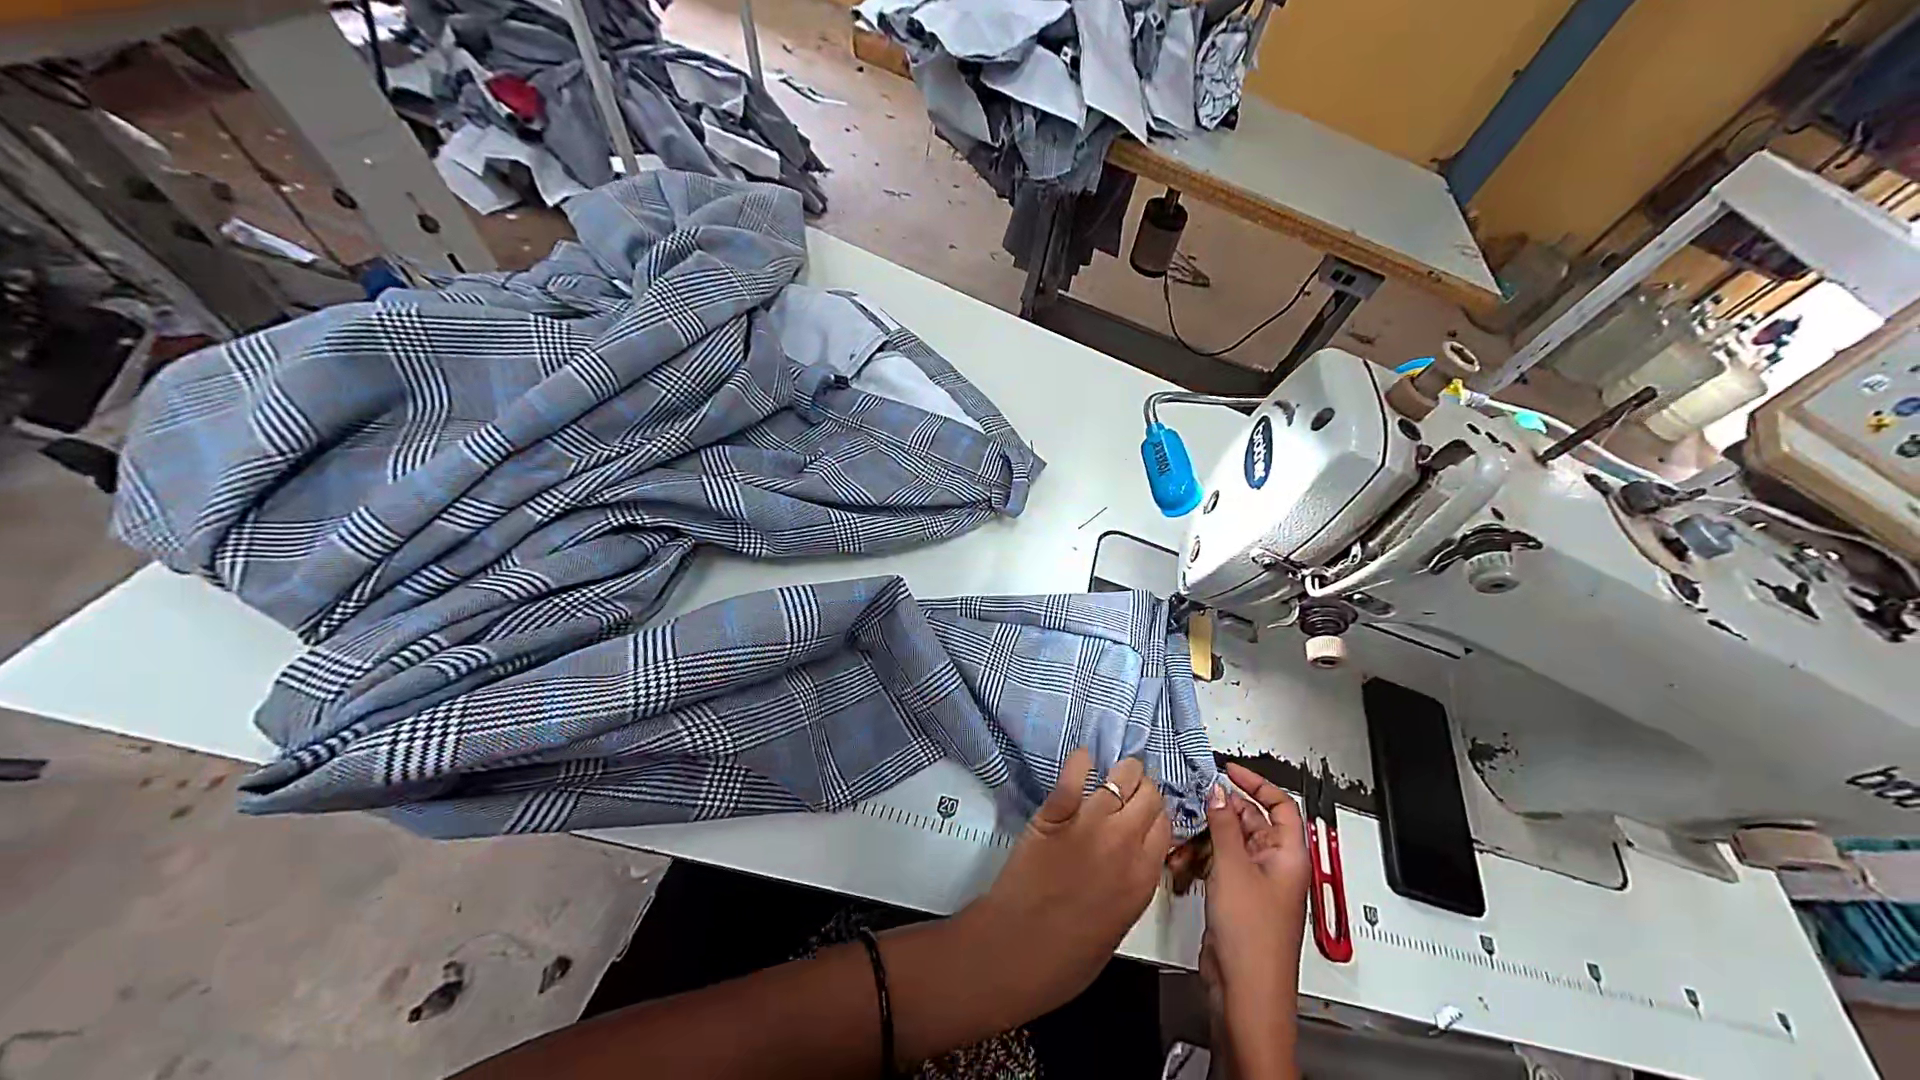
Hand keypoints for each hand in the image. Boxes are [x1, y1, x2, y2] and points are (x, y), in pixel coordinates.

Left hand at [957, 747, 1172, 1015]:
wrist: (1018, 950)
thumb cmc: (1069, 955)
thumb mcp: (1120, 922)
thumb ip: (1131, 883)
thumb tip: (1131, 858)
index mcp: (1143, 876)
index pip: (1165, 825)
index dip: (1155, 815)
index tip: (1144, 814)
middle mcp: (1124, 843)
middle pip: (1149, 795)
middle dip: (1142, 788)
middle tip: (1127, 791)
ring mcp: (1089, 823)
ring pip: (1121, 777)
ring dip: (1120, 772)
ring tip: (1110, 774)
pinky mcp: (1054, 813)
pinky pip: (1074, 775)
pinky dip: (1080, 762)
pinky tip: (1082, 758)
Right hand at [1199, 763, 1308, 1076]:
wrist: (1244, 990)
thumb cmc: (1253, 939)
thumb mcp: (1233, 866)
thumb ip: (1224, 824)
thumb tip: (1219, 792)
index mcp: (1290, 855)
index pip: (1280, 804)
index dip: (1256, 783)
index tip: (1229, 769)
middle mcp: (1276, 866)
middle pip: (1251, 822)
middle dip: (1221, 811)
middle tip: (1194, 799)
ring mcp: (1255, 883)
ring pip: (1229, 843)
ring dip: (1205, 837)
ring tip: (1183, 835)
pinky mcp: (1236, 897)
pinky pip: (1218, 864)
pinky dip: (1200, 858)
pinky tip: (1182, 861)